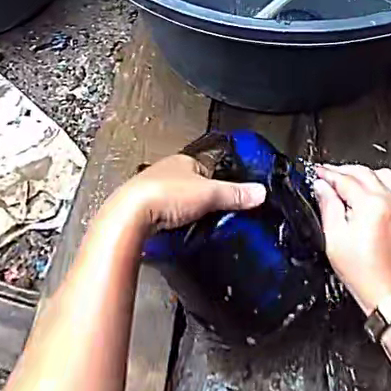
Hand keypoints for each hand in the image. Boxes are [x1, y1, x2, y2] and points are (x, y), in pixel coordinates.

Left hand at [105, 154, 265, 236]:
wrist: (129, 216)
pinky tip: (173, 231)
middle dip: (198, 197)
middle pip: (188, 183)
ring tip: (193, 225)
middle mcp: (164, 170)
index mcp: (182, 160)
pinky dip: (168, 221)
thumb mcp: (209, 194)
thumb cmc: (167, 195)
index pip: (206, 167)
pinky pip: (160, 213)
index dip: (217, 181)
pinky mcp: (139, 208)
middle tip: (212, 214)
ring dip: (181, 210)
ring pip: (173, 198)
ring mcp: (149, 189)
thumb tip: (260, 192)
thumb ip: (235, 193)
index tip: (227, 196)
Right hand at [311, 164, 390, 311]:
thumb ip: (328, 206)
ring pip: (378, 175)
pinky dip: (373, 182)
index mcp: (370, 204)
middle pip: (362, 172)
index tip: (316, 173)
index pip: (345, 179)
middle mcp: (387, 201)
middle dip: (341, 170)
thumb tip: (321, 187)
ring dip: (359, 174)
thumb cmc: (364, 272)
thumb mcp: (335, 237)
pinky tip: (362, 192)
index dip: (327, 174)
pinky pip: (389, 186)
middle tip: (325, 174)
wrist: (389, 293)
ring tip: (342, 181)